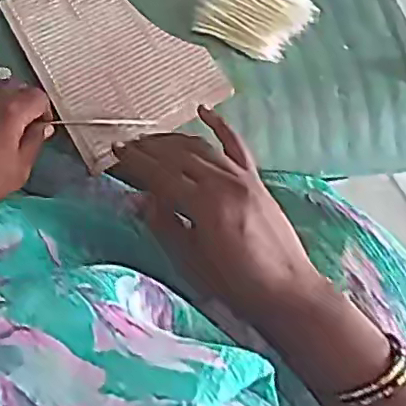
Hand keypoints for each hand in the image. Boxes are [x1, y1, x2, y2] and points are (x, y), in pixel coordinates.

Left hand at [0, 80, 51, 213]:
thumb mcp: (18, 170)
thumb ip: (35, 142)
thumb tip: (43, 126)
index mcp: (13, 109)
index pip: (39, 95)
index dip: (43, 111)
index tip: (38, 128)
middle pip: (17, 86)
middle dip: (24, 102)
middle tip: (20, 127)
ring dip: (1, 103)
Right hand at [115, 107, 329, 319]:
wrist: (290, 293)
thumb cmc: (236, 283)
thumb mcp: (191, 260)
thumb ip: (165, 225)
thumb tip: (141, 199)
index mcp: (203, 204)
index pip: (159, 174)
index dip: (134, 161)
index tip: (116, 151)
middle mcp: (222, 182)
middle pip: (176, 155)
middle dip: (148, 147)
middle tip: (127, 144)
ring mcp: (241, 178)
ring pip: (199, 147)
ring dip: (172, 139)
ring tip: (151, 139)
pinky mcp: (256, 180)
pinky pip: (235, 145)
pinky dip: (219, 125)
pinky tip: (204, 111)